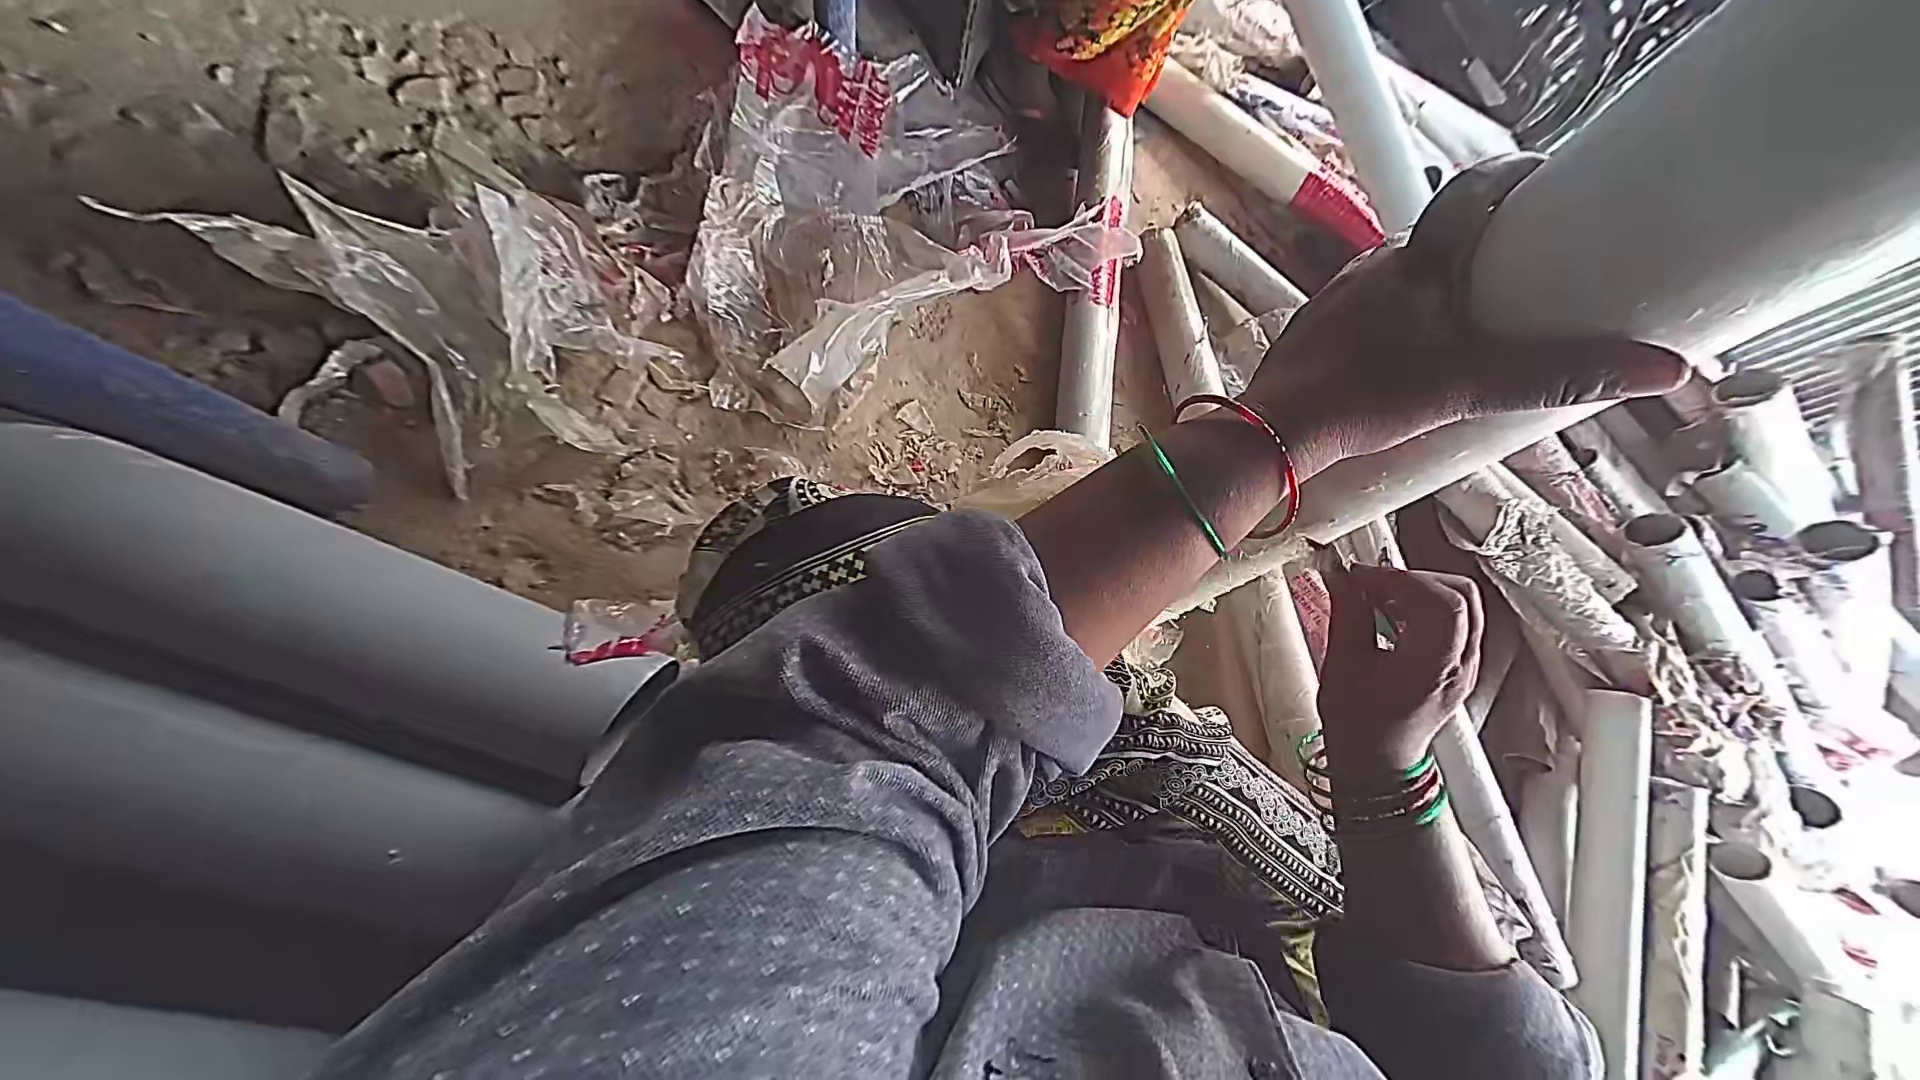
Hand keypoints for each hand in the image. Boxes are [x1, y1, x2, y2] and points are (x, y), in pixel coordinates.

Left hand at [1242, 155, 1688, 474]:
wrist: (1275, 432)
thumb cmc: (1360, 402)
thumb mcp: (1469, 386)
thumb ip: (1556, 375)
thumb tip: (1658, 368)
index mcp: (1417, 262)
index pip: (1474, 188)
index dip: (1514, 177)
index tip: (1548, 184)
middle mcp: (1370, 268)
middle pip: (1437, 234)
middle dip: (1480, 244)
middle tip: (1517, 269)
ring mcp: (1334, 298)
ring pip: (1395, 273)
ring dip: (1430, 284)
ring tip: (1462, 318)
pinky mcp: (1311, 328)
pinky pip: (1360, 307)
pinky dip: (1389, 315)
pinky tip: (1399, 350)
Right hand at [1317, 565, 1482, 773]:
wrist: (1376, 761)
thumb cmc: (1358, 724)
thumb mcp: (1342, 665)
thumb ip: (1347, 615)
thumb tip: (1341, 578)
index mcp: (1433, 666)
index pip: (1440, 602)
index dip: (1398, 579)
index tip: (1359, 576)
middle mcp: (1460, 664)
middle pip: (1460, 596)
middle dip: (1411, 579)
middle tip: (1370, 582)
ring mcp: (1464, 665)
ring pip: (1461, 605)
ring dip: (1418, 590)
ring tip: (1378, 595)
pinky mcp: (1456, 666)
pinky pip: (1453, 622)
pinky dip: (1422, 606)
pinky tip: (1390, 612)